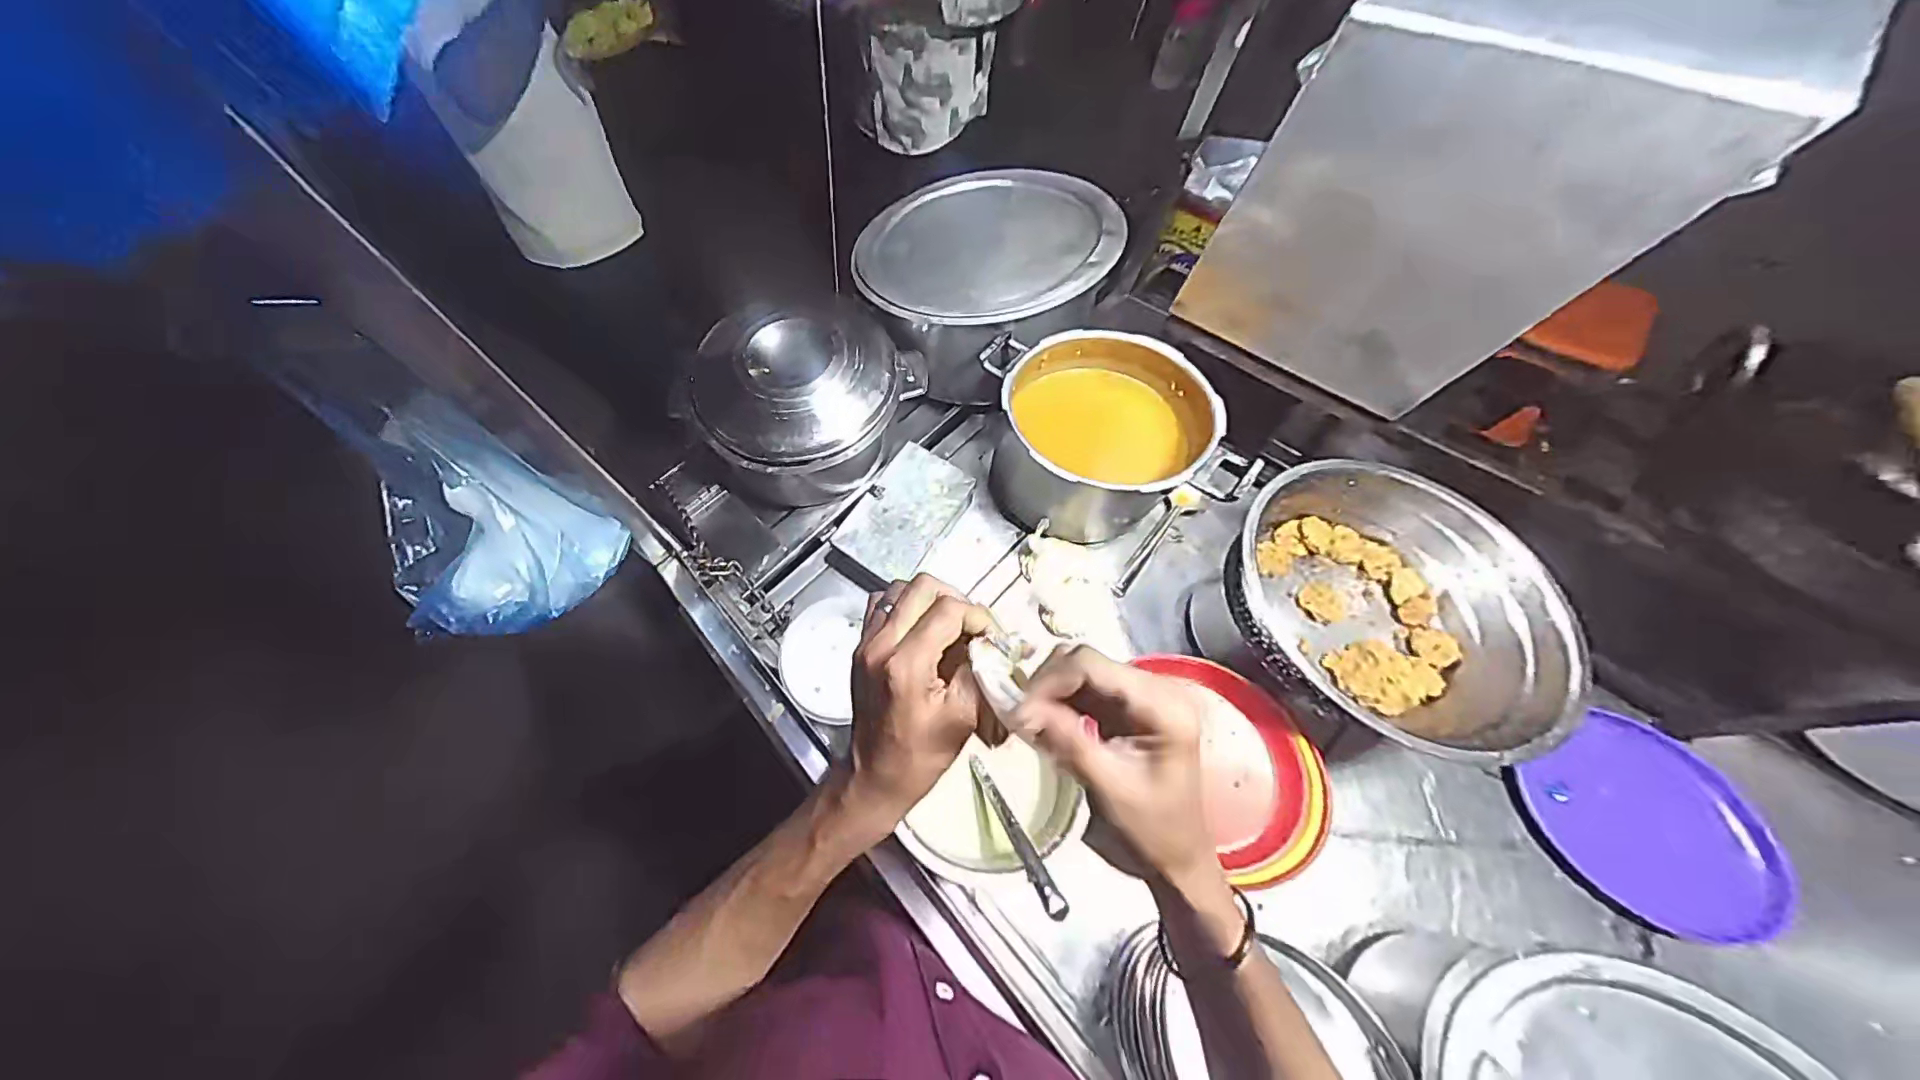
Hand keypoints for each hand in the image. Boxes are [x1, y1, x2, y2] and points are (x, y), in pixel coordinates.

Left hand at [846, 575, 993, 831]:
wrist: (874, 776)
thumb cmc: (919, 756)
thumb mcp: (964, 717)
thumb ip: (981, 670)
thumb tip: (992, 642)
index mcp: (905, 663)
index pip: (949, 609)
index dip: (978, 617)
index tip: (991, 637)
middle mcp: (880, 645)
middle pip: (923, 587)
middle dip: (956, 601)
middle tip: (971, 627)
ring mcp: (866, 643)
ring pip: (900, 590)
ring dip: (930, 601)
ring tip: (948, 627)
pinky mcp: (861, 647)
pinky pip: (883, 605)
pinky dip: (906, 608)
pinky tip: (922, 631)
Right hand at [1008, 645, 1218, 889]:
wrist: (1178, 856)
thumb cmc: (1154, 829)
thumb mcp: (1111, 786)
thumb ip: (1070, 741)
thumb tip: (1023, 708)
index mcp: (1163, 703)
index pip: (1092, 665)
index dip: (1050, 680)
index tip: (1021, 712)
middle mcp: (1156, 687)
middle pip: (1084, 661)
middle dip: (1047, 685)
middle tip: (1023, 720)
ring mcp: (1141, 694)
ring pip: (1080, 671)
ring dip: (1051, 693)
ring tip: (1031, 725)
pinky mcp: (1127, 705)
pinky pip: (1084, 689)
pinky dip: (1060, 703)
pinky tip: (1047, 727)